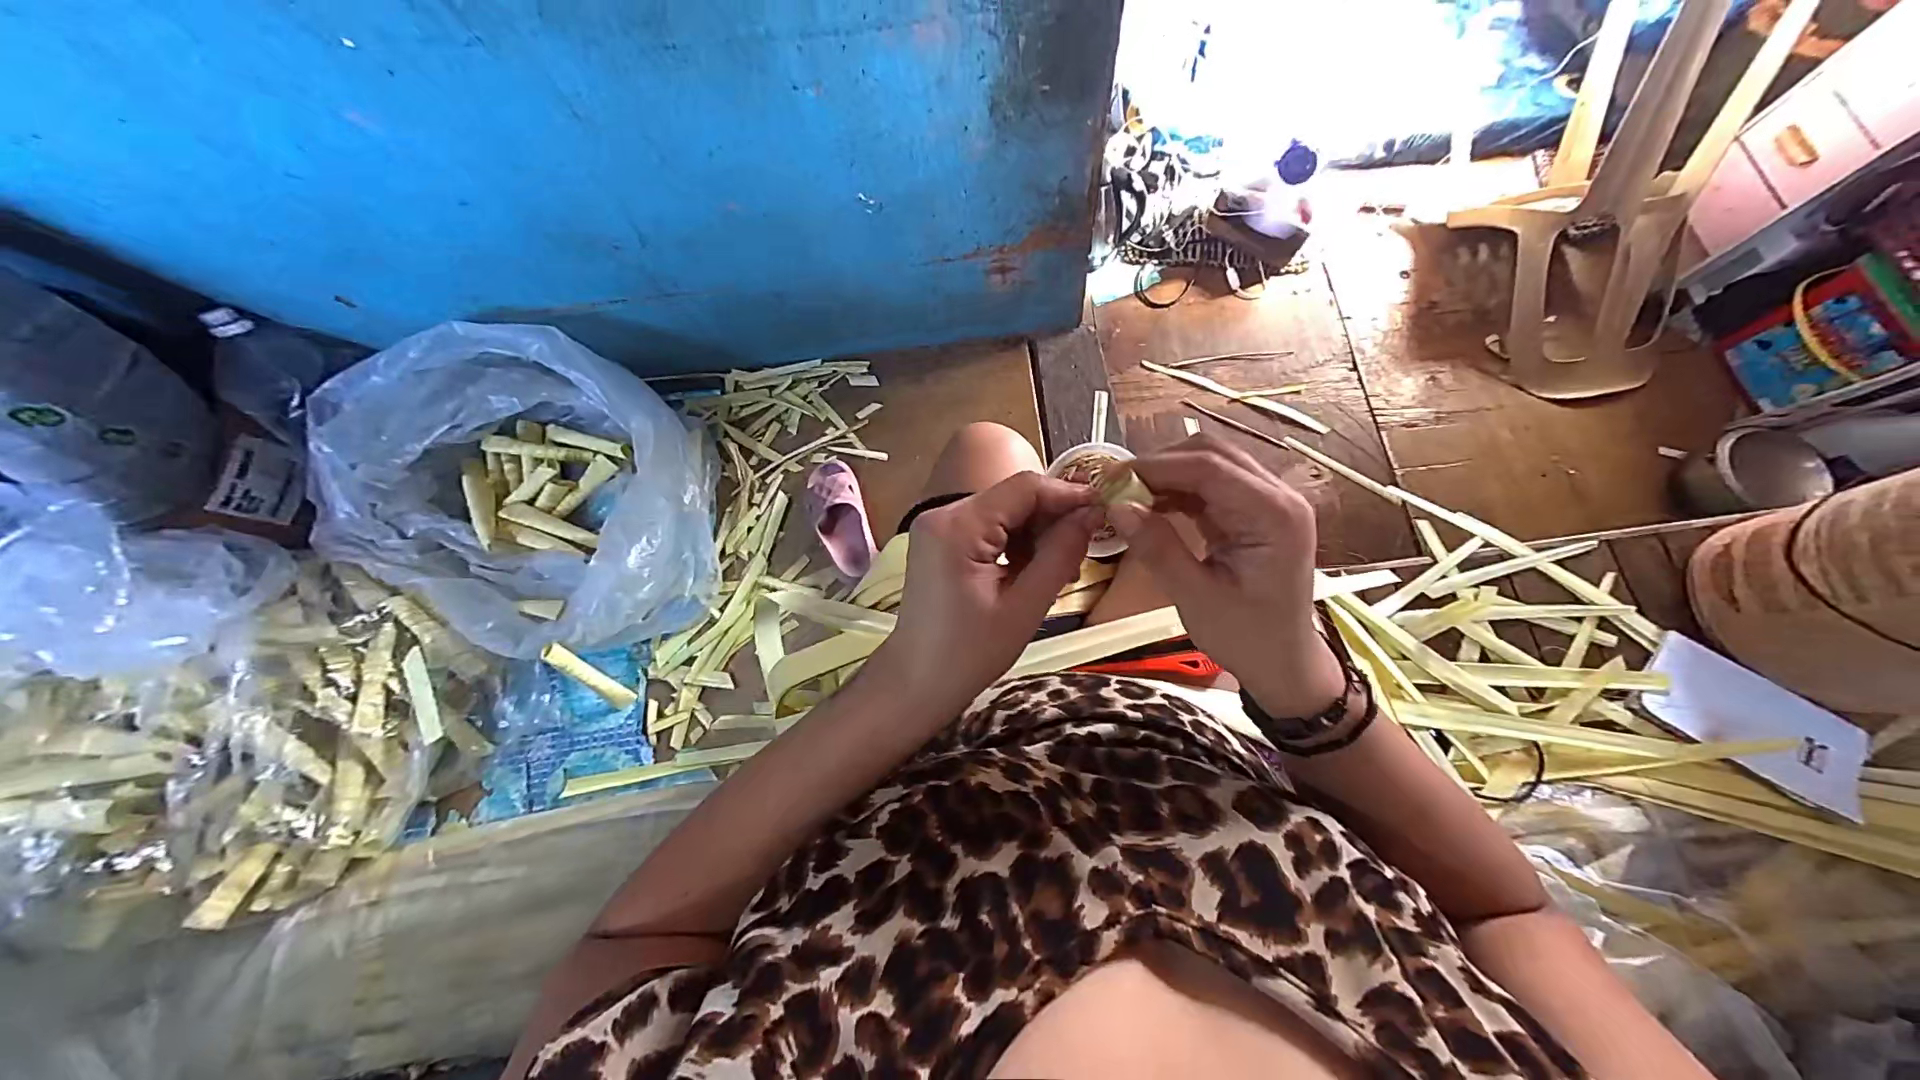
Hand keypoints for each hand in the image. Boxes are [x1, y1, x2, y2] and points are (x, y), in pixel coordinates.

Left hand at [871, 472, 1097, 715]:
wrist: (916, 682)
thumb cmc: (969, 654)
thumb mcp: (1025, 606)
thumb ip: (1061, 553)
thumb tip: (1092, 513)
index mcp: (957, 526)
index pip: (1024, 487)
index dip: (1068, 494)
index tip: (1104, 510)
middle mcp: (942, 515)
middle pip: (1012, 498)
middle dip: (1051, 519)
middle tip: (1082, 554)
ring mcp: (937, 527)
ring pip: (1003, 513)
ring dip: (1035, 534)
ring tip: (1059, 572)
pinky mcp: (939, 542)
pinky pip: (987, 528)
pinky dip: (1014, 544)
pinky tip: (1032, 572)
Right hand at [1106, 434, 1343, 717]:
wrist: (1282, 662)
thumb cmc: (1247, 638)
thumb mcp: (1196, 598)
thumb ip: (1158, 548)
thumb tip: (1116, 507)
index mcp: (1273, 516)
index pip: (1209, 468)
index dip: (1155, 467)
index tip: (1110, 480)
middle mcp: (1277, 498)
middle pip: (1211, 454)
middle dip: (1159, 465)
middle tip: (1115, 489)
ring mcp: (1267, 503)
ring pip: (1209, 464)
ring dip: (1166, 475)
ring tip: (1127, 498)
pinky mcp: (1251, 513)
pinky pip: (1209, 486)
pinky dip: (1176, 491)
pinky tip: (1149, 506)